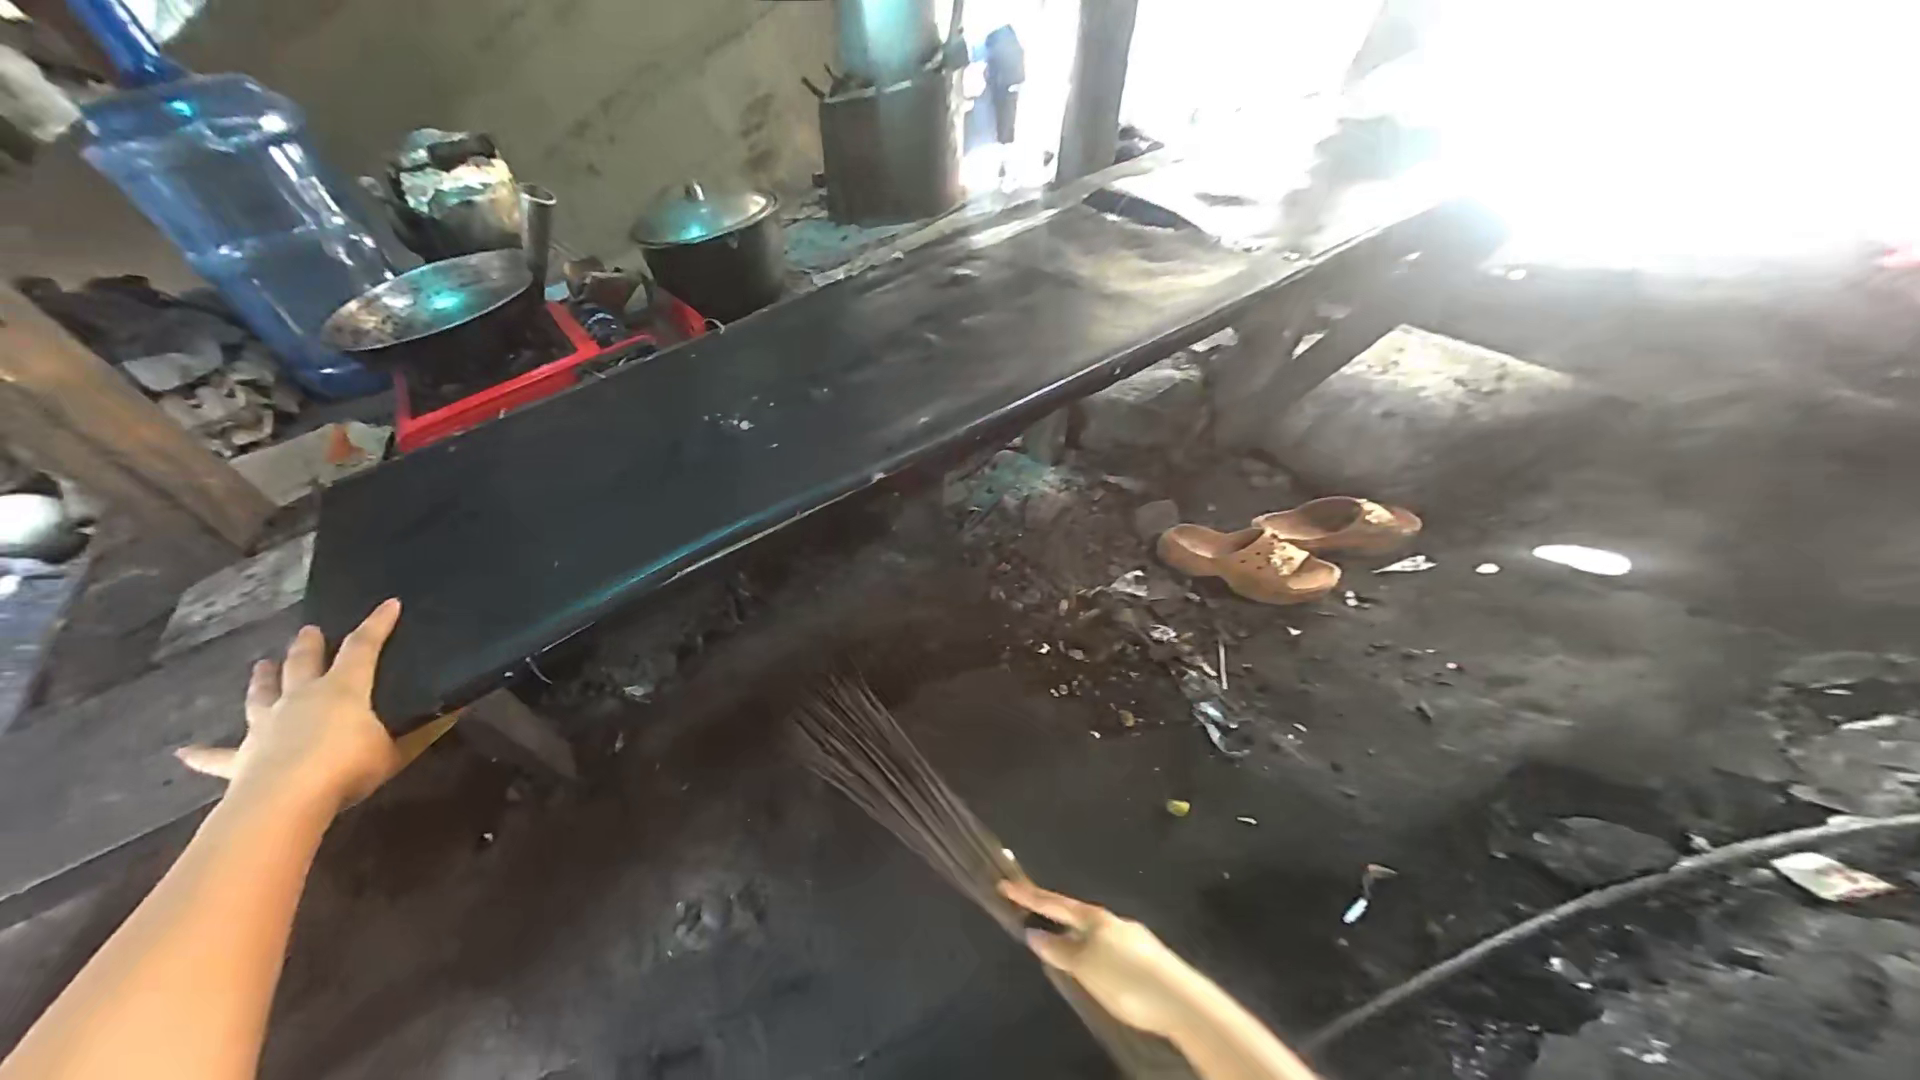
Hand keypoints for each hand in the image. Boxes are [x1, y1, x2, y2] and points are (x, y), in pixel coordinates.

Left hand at [176, 599, 408, 814]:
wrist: (285, 800)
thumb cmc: (349, 766)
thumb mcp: (398, 750)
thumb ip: (422, 732)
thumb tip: (456, 710)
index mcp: (342, 690)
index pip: (364, 648)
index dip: (378, 624)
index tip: (389, 604)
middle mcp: (301, 698)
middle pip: (303, 664)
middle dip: (309, 646)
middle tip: (308, 631)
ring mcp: (267, 726)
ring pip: (262, 695)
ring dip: (262, 680)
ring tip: (260, 665)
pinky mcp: (242, 758)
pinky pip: (219, 756)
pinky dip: (203, 754)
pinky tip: (184, 753)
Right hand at [999, 880, 1199, 1037]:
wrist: (1181, 1000)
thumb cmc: (1126, 979)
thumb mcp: (1085, 966)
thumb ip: (1059, 949)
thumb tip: (1034, 933)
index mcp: (1094, 918)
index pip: (1054, 903)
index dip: (1028, 897)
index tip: (1005, 885)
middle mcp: (1111, 921)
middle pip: (1074, 915)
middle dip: (1053, 914)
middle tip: (1030, 914)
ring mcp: (1130, 937)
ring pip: (1093, 932)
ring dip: (1073, 935)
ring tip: (1060, 946)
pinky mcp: (1144, 958)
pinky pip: (1108, 948)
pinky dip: (1092, 950)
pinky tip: (1096, 966)